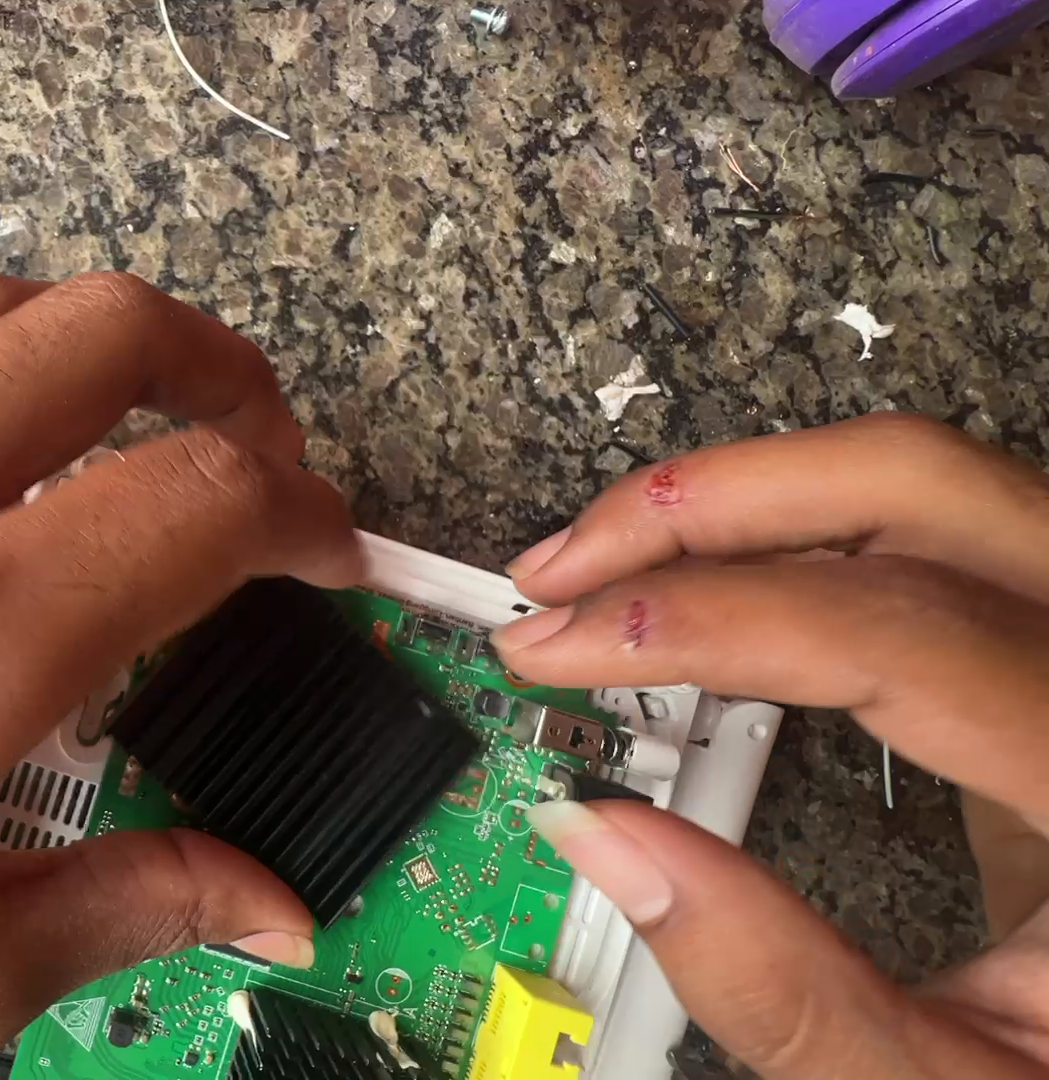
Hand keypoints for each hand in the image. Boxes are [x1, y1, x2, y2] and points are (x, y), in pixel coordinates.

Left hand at [0, 271, 361, 1078]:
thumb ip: (139, 901)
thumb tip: (273, 898)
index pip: (190, 502)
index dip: (297, 516)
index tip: (327, 555)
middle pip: (105, 334)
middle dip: (226, 375)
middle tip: (267, 455)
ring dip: (110, 349)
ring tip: (152, 430)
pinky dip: (0, 363)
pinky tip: (13, 449)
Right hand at [492, 414, 1048, 1077]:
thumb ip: (775, 983)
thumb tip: (594, 836)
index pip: (884, 633)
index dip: (687, 623)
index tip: (550, 651)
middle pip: (908, 490)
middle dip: (689, 513)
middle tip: (559, 571)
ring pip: (899, 482)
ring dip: (713, 504)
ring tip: (589, 559)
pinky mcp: (1028, 639)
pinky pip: (885, 530)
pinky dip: (751, 532)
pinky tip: (667, 580)